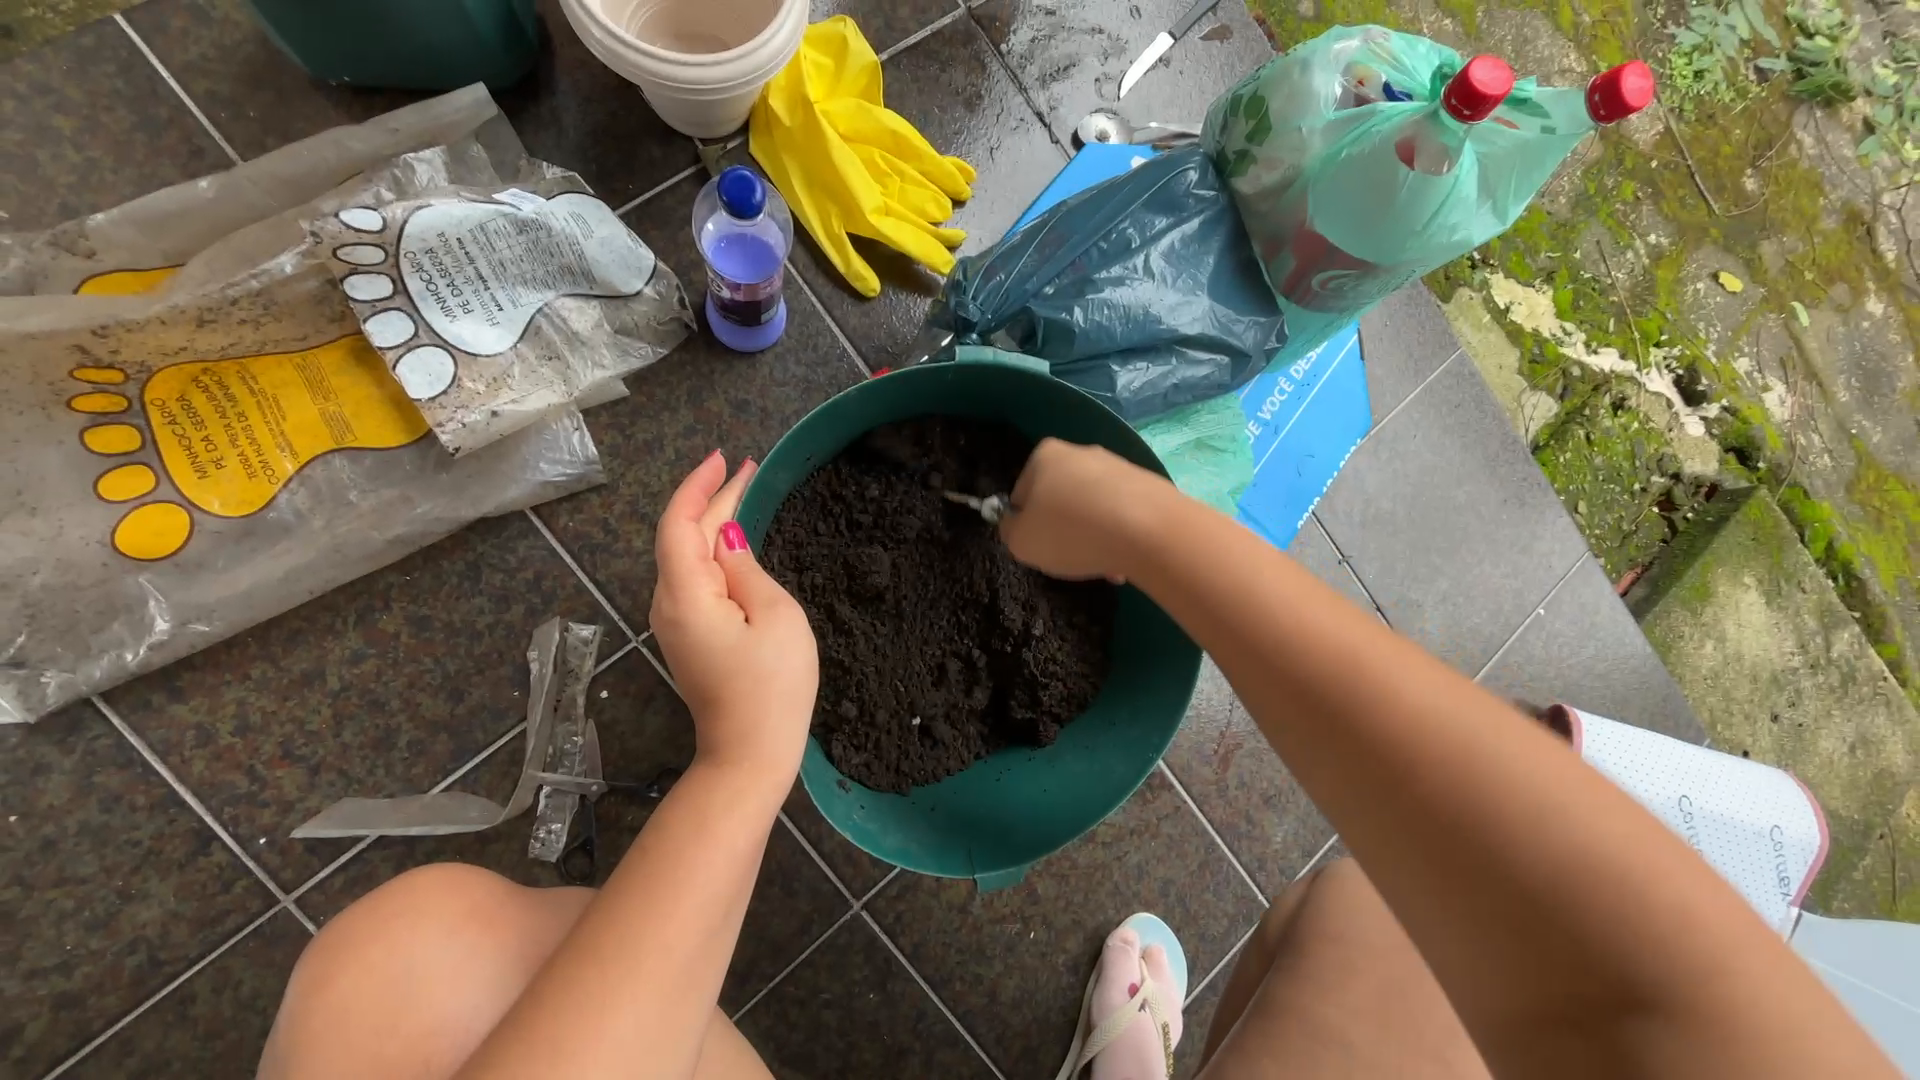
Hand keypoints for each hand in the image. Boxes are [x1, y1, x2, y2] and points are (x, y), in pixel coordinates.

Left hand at [650, 451, 818, 783]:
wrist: (750, 753)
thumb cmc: (772, 687)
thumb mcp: (777, 616)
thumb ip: (747, 568)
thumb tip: (729, 538)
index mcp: (687, 595)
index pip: (679, 524)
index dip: (698, 487)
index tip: (724, 459)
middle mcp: (669, 604)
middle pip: (682, 538)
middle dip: (712, 500)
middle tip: (749, 470)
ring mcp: (675, 623)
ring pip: (687, 558)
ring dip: (711, 523)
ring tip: (744, 494)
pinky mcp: (688, 637)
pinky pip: (694, 580)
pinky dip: (712, 552)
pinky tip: (732, 541)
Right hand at [998, 438, 1170, 581]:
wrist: (1148, 530)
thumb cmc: (1071, 532)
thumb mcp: (1020, 542)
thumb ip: (1009, 530)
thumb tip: (1016, 524)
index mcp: (1044, 455)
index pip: (1021, 494)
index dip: (1026, 526)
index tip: (1040, 547)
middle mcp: (1081, 451)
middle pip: (1059, 500)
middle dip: (1063, 532)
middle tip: (1069, 559)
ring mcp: (1118, 466)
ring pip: (1092, 510)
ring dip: (1093, 538)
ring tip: (1103, 566)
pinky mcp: (1148, 484)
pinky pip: (1122, 515)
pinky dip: (1119, 537)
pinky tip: (1125, 559)